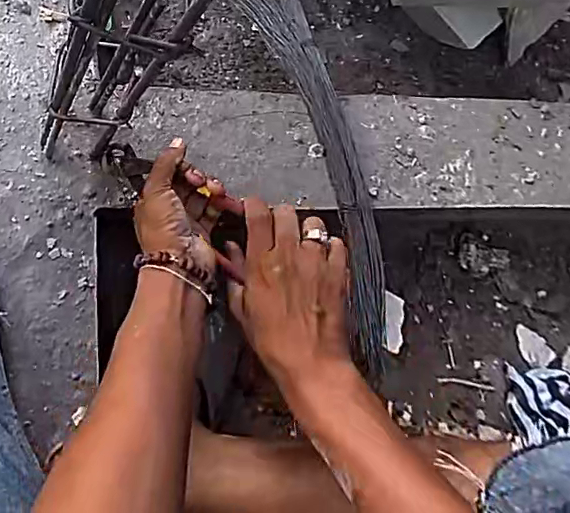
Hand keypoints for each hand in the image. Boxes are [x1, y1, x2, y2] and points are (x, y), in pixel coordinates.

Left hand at [132, 139, 227, 281]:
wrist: (180, 265)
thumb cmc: (162, 234)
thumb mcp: (157, 189)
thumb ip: (166, 163)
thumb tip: (175, 144)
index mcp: (153, 198)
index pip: (170, 173)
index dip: (183, 169)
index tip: (190, 171)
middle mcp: (169, 209)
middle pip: (189, 183)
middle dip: (200, 178)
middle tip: (203, 182)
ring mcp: (187, 220)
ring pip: (203, 195)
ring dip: (213, 189)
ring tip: (218, 191)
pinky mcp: (203, 231)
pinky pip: (215, 211)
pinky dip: (223, 204)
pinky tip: (227, 201)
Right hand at [225, 200, 352, 392]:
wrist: (312, 364)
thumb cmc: (274, 342)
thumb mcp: (243, 309)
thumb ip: (236, 274)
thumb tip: (231, 250)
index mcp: (261, 262)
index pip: (258, 213)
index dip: (254, 205)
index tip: (253, 209)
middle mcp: (289, 254)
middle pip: (285, 211)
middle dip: (280, 217)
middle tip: (278, 231)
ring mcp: (316, 261)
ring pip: (313, 223)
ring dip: (306, 230)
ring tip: (304, 245)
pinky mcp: (338, 272)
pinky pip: (337, 243)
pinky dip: (331, 247)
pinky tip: (324, 259)